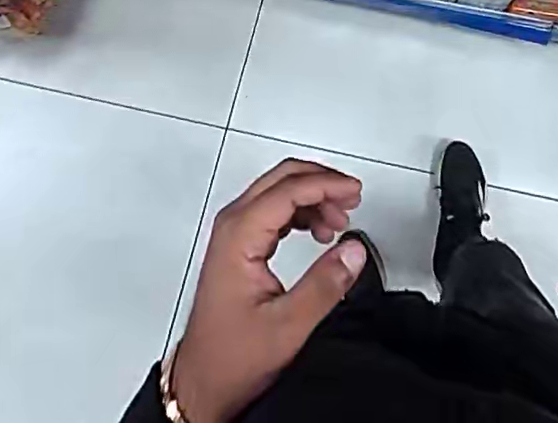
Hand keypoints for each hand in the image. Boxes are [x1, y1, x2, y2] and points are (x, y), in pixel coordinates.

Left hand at [170, 159, 365, 422]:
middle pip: (281, 178)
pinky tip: (320, 230)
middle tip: (352, 195)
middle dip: (320, 182)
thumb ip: (324, 285)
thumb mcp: (287, 326)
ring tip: (340, 219)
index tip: (353, 191)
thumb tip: (353, 250)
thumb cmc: (231, 356)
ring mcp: (235, 231)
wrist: (204, 380)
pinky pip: (274, 209)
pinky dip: (301, 211)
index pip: (288, 189)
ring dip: (312, 196)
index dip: (325, 184)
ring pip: (278, 190)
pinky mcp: (240, 242)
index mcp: (240, 233)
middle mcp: (234, 223)